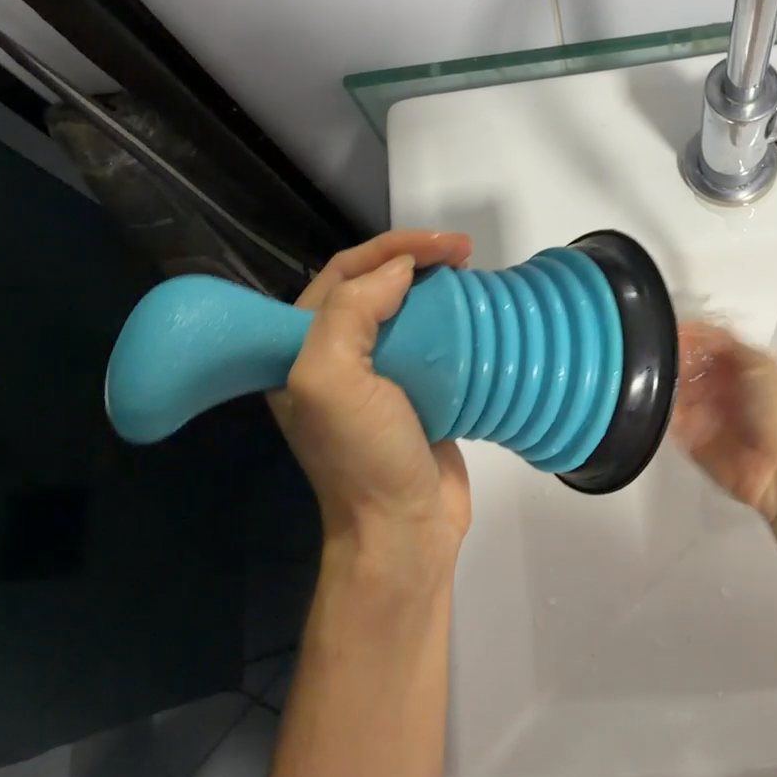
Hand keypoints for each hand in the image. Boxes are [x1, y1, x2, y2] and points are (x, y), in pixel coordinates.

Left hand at [268, 230, 473, 554]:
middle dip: (417, 260)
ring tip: (474, 277)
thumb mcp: (331, 380)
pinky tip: (478, 318)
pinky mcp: (416, 396)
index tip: (444, 247)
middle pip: (376, 286)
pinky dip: (455, 324)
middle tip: (465, 254)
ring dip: (439, 288)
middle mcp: (333, 358)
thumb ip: (351, 311)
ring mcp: (377, 378)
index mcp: (298, 349)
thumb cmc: (363, 457)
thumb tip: (400, 271)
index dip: (391, 248)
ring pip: (408, 312)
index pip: (342, 273)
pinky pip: (433, 345)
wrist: (403, 529)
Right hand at [669, 320, 776, 520]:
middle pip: (693, 365)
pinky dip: (663, 407)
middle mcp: (726, 390)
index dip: (695, 335)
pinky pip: (672, 419)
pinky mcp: (693, 440)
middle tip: (661, 350)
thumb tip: (700, 335)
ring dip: (669, 379)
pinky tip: (654, 394)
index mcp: (747, 370)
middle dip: (678, 356)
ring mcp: (708, 415)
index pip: (714, 344)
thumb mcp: (761, 365)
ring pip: (680, 390)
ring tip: (654, 370)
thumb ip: (729, 345)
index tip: (675, 328)